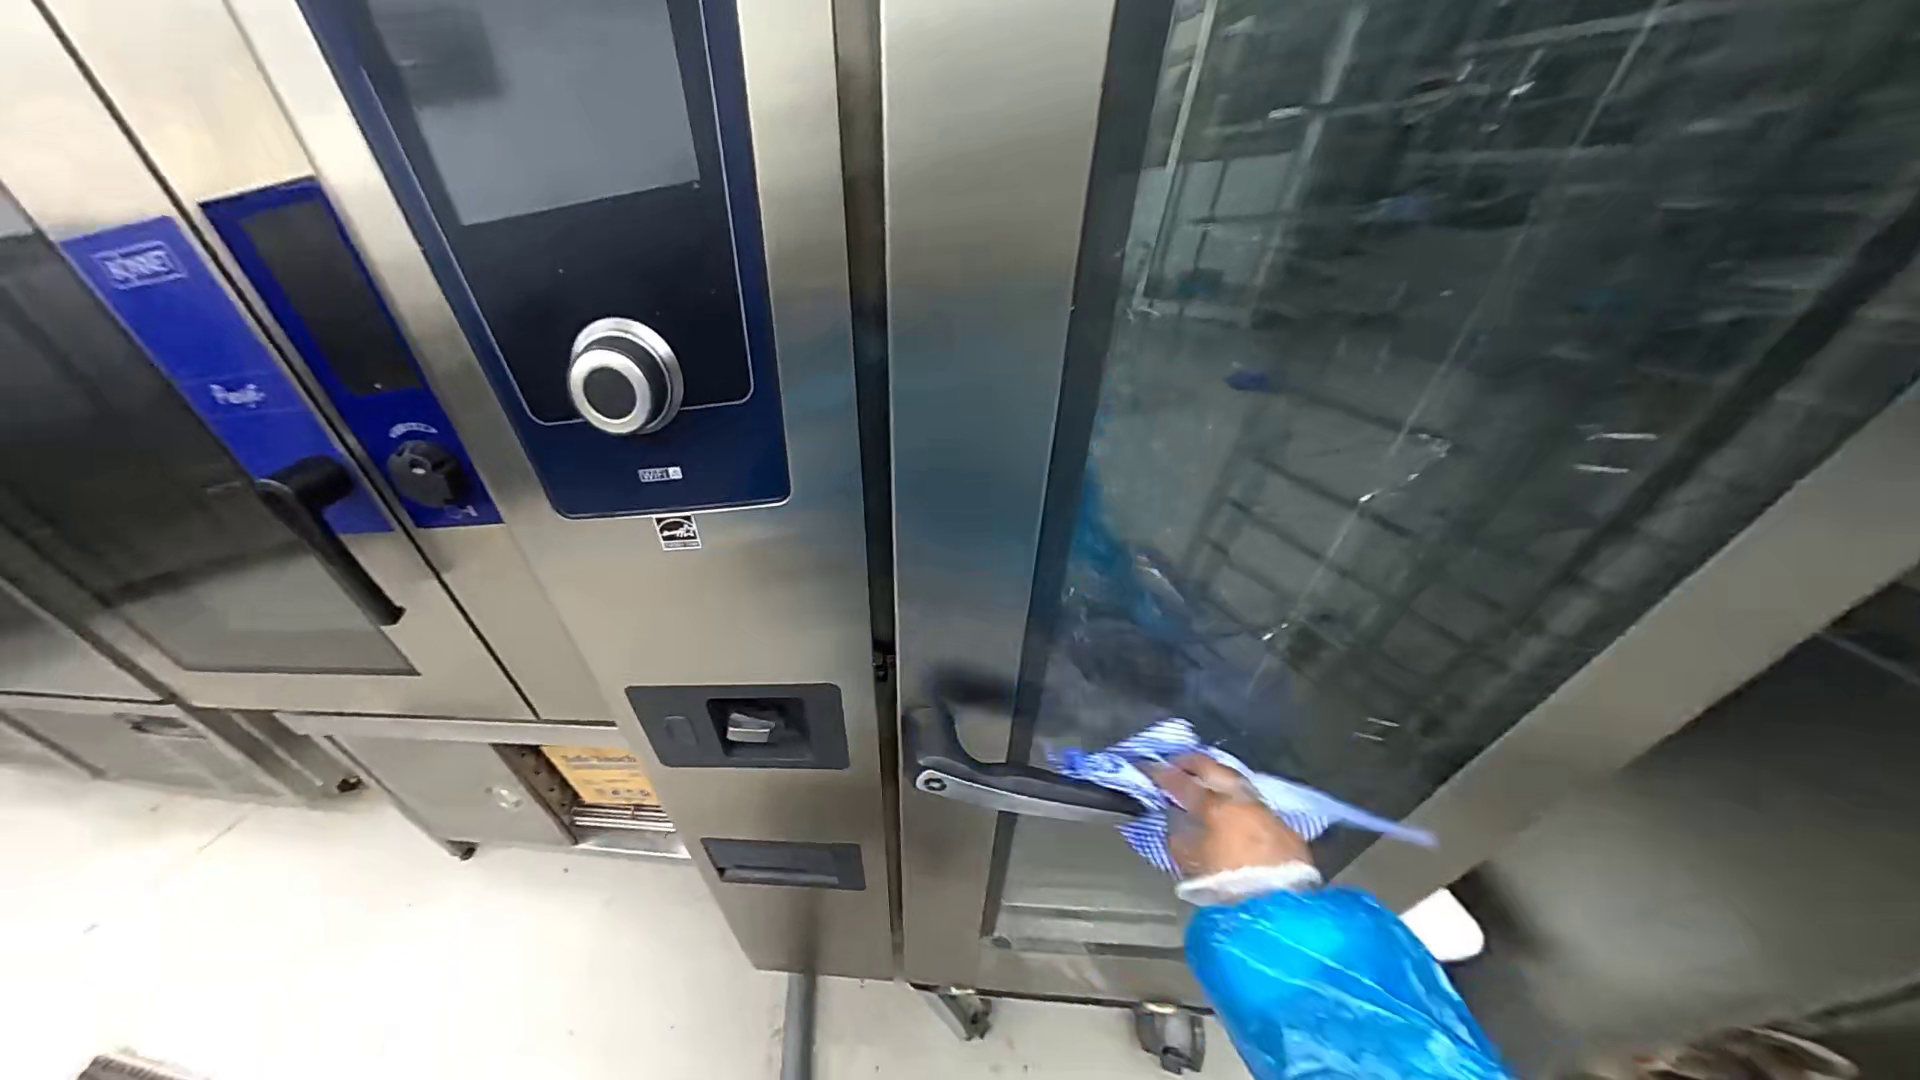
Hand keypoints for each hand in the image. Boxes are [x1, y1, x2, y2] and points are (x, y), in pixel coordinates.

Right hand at [1151, 754, 1312, 877]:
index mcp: (1213, 805)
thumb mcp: (1189, 861)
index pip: (1180, 780)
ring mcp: (1265, 810)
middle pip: (1212, 767)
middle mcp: (1240, 800)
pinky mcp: (1284, 827)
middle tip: (1175, 763)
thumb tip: (1173, 815)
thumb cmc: (1225, 887)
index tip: (1147, 767)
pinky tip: (1231, 805)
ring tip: (1203, 778)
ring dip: (1217, 776)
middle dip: (1190, 762)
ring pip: (1237, 779)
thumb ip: (1177, 832)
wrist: (1280, 913)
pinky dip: (1237, 798)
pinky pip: (1254, 801)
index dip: (1160, 772)